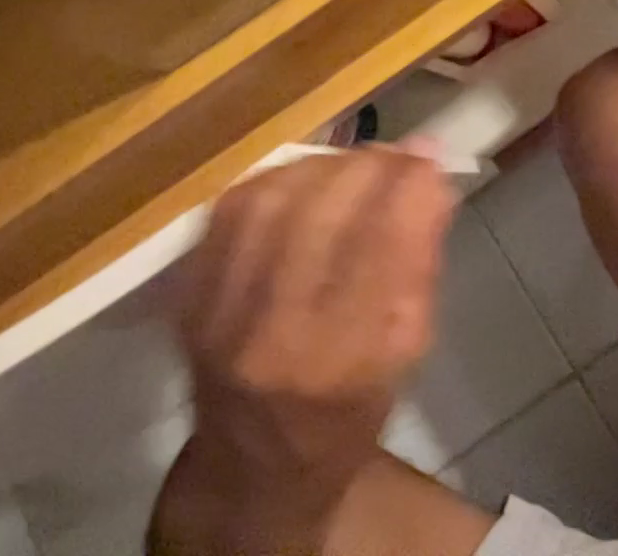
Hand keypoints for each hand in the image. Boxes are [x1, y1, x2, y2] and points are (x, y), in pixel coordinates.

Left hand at [173, 148, 455, 519]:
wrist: (255, 462)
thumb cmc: (351, 408)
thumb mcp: (410, 348)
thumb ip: (421, 261)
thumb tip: (430, 179)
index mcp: (344, 358)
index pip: (381, 243)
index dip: (409, 186)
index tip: (431, 156)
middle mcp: (273, 330)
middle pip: (323, 211)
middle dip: (372, 166)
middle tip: (401, 155)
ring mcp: (218, 308)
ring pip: (275, 197)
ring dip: (328, 165)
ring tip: (360, 164)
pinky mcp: (187, 290)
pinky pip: (235, 205)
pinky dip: (282, 178)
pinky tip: (311, 179)